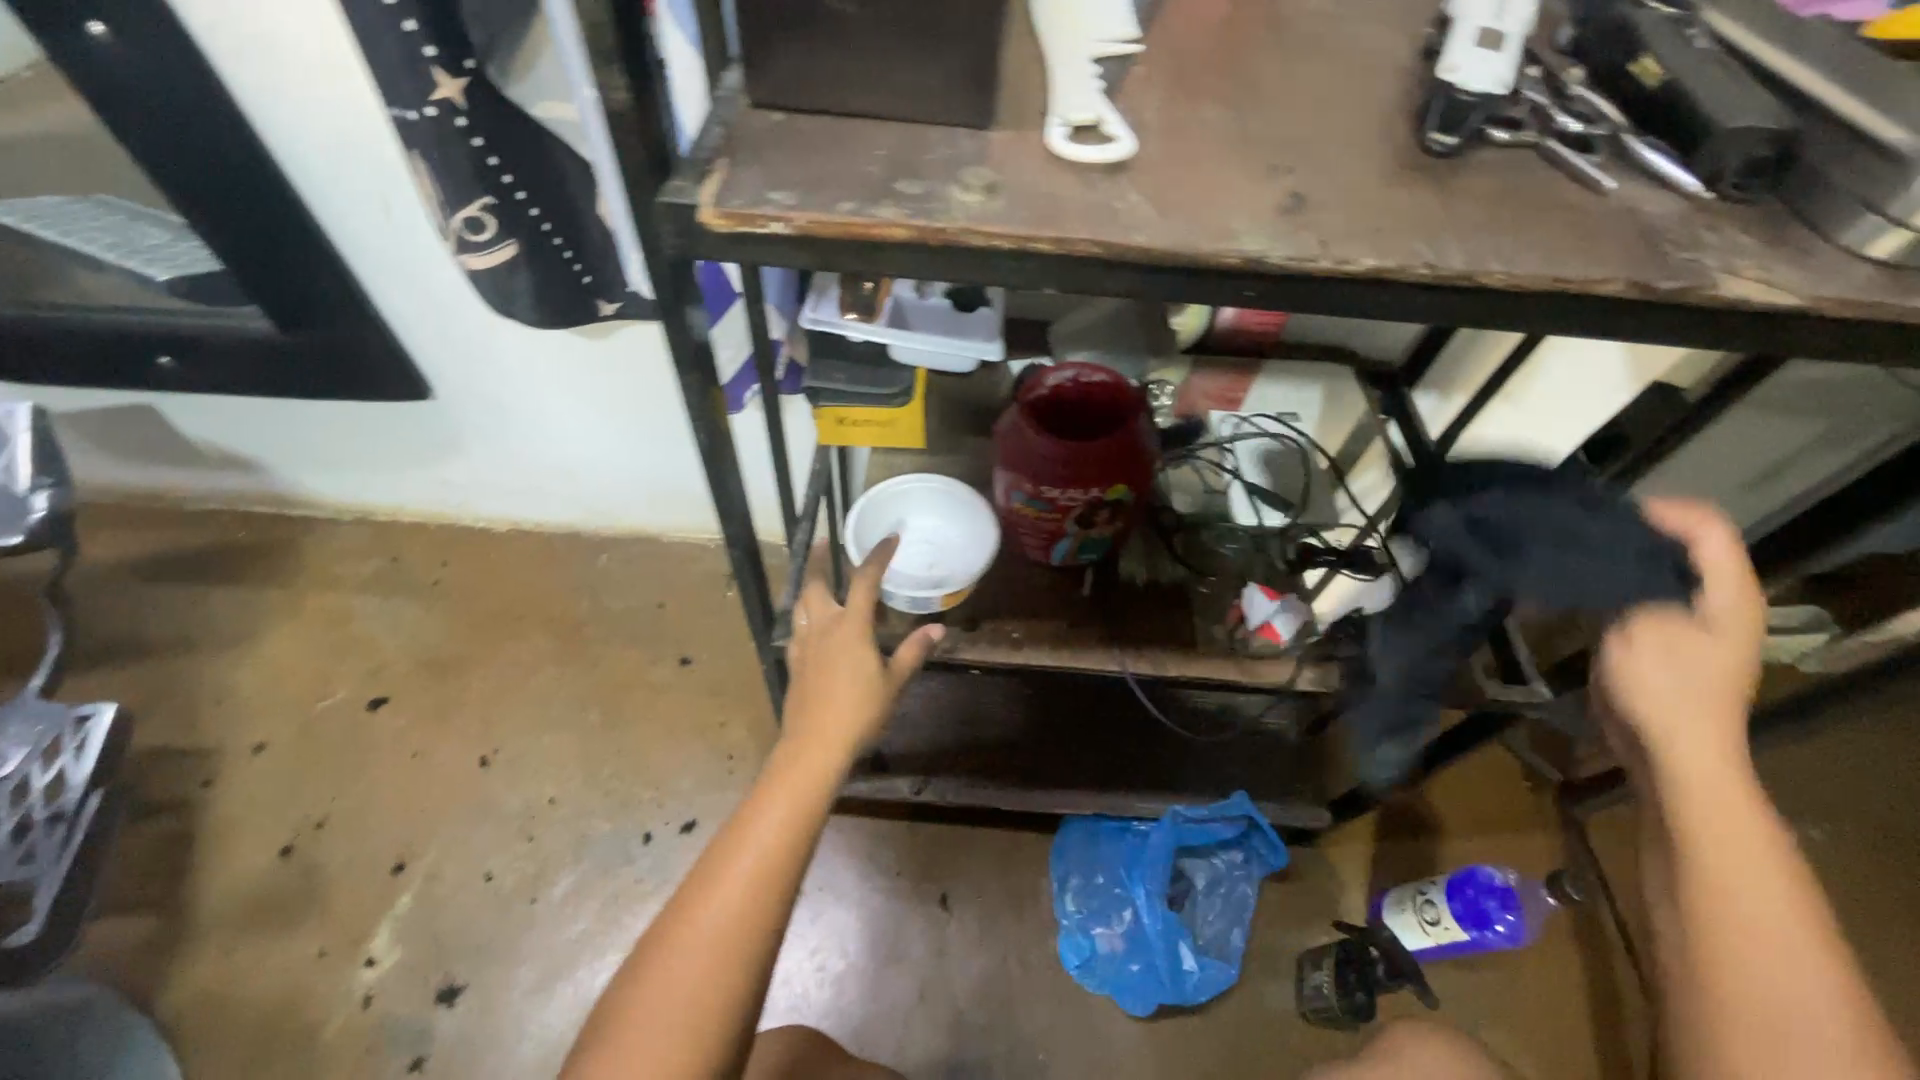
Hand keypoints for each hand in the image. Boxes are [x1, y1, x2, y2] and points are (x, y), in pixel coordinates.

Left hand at [781, 536, 943, 764]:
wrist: (815, 744)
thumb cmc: (860, 712)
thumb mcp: (894, 682)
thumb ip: (913, 652)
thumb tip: (937, 628)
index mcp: (851, 626)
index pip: (865, 580)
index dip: (878, 556)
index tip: (890, 538)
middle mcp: (823, 626)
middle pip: (815, 583)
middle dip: (819, 559)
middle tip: (824, 542)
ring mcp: (803, 643)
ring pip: (800, 603)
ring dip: (807, 584)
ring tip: (813, 576)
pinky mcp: (793, 662)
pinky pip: (795, 628)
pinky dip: (801, 615)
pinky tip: (806, 623)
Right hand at [1594, 497, 1766, 779]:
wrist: (1672, 757)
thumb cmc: (1664, 689)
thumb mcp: (1639, 624)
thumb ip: (1622, 579)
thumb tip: (1594, 549)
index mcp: (1730, 592)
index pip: (1706, 526)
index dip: (1659, 511)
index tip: (1602, 516)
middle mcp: (1718, 600)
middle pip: (1681, 545)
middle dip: (1629, 534)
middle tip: (1577, 533)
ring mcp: (1690, 622)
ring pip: (1654, 572)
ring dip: (1613, 562)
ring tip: (1567, 558)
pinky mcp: (1661, 641)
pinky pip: (1637, 598)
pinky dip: (1607, 589)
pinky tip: (1571, 592)